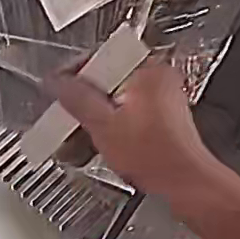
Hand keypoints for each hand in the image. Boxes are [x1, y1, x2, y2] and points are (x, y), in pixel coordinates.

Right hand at [43, 60, 230, 203]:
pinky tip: (102, 137)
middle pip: (108, 77)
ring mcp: (162, 97)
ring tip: (82, 127)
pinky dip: (112, 120)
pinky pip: (127, 108)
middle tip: (67, 111)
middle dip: (84, 96)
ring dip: (97, 110)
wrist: (183, 181)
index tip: (58, 87)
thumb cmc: (155, 155)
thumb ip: (77, 100)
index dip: (74, 73)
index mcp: (148, 71)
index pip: (101, 57)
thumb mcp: (104, 126)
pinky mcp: (161, 116)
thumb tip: (57, 83)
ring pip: (117, 94)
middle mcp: (158, 78)